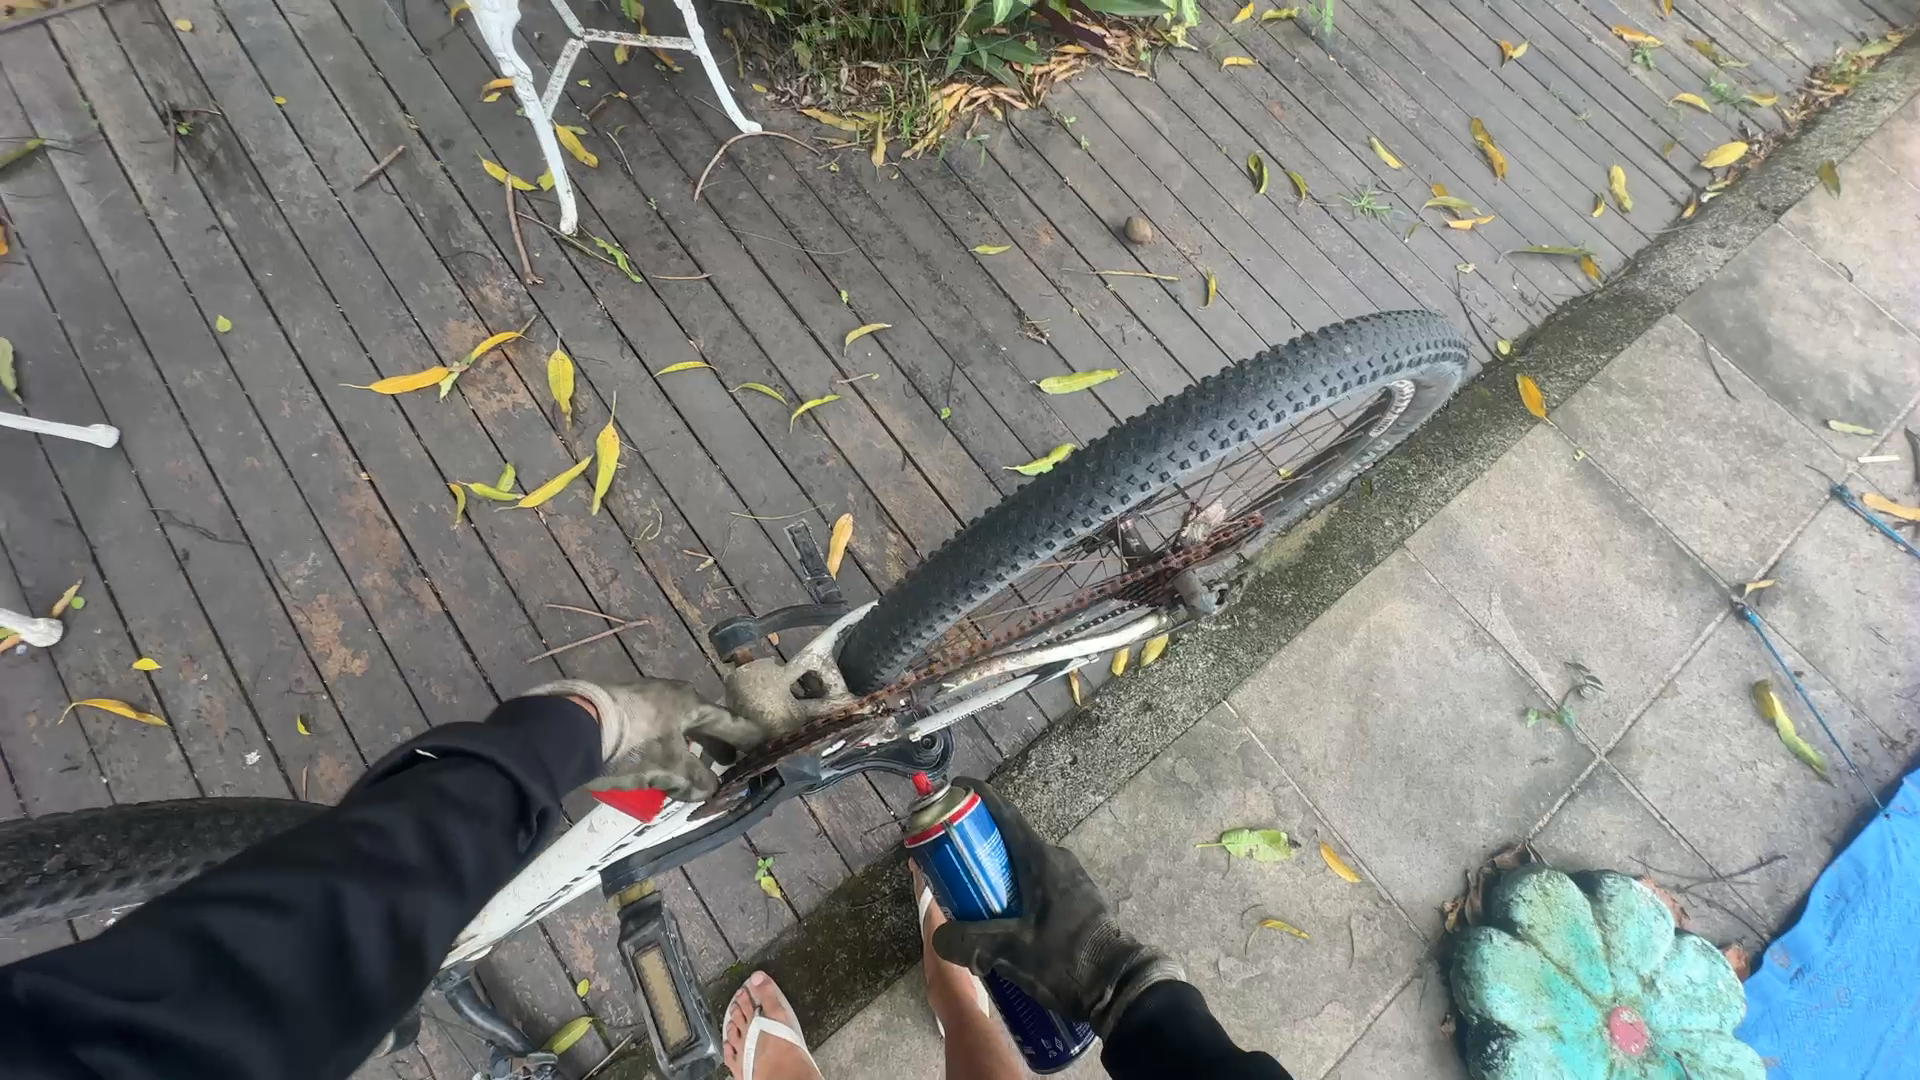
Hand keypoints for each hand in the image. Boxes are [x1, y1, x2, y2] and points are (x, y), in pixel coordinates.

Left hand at [524, 679, 767, 801]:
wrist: (574, 726)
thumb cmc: (634, 745)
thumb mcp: (669, 768)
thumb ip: (695, 780)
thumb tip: (712, 790)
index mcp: (691, 702)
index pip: (727, 721)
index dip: (744, 736)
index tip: (761, 744)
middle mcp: (672, 693)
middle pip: (701, 720)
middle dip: (714, 742)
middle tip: (726, 760)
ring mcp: (645, 695)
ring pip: (676, 722)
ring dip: (687, 743)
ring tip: (688, 763)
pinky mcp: (620, 703)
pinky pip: (654, 724)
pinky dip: (664, 741)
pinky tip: (655, 756)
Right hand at [929, 780, 1182, 1037]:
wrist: (1120, 986)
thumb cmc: (1065, 958)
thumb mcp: (1011, 953)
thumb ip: (970, 943)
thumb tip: (938, 936)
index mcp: (1040, 858)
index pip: (1004, 813)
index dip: (978, 797)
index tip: (955, 788)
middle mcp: (1056, 858)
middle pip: (1010, 839)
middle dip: (979, 844)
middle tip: (952, 858)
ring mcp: (1071, 877)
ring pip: (1024, 863)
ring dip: (999, 871)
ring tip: (973, 894)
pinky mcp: (1078, 897)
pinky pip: (1039, 881)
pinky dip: (1017, 888)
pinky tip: (1004, 918)